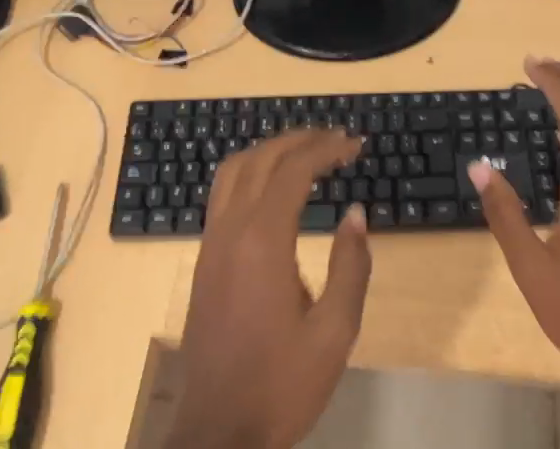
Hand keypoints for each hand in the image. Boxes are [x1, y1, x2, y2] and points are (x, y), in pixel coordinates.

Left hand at [167, 130, 369, 448]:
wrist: (218, 431)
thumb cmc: (282, 383)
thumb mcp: (335, 331)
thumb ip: (351, 266)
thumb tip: (355, 213)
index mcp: (262, 241)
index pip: (293, 170)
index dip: (326, 149)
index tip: (356, 144)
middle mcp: (229, 230)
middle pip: (260, 159)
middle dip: (300, 140)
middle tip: (337, 139)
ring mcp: (210, 244)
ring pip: (232, 170)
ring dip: (269, 151)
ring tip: (306, 152)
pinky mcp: (203, 260)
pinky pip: (222, 194)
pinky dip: (250, 172)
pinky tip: (273, 188)